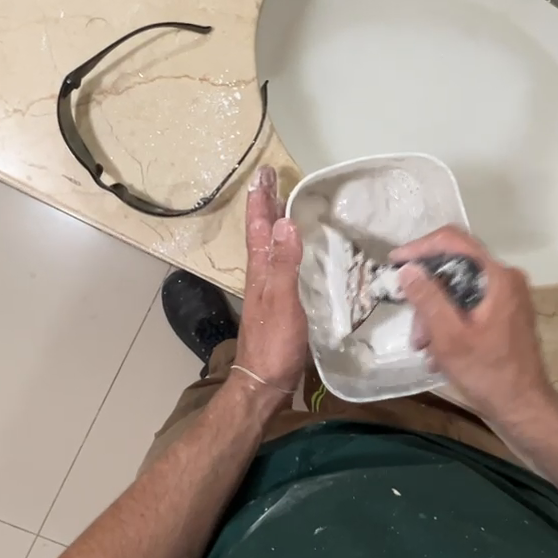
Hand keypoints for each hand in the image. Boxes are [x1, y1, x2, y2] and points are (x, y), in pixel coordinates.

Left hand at [233, 166, 307, 400]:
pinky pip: (282, 267)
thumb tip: (285, 223)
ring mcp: (269, 292)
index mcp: (260, 273)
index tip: (263, 174)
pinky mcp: (281, 306)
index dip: (261, 202)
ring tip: (284, 206)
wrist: (264, 383)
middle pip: (263, 235)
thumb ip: (284, 265)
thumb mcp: (282, 302)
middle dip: (267, 206)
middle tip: (272, 180)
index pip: (259, 229)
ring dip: (276, 226)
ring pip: (271, 249)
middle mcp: (261, 278)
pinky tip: (298, 254)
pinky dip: (288, 251)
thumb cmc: (274, 345)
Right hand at [392, 226, 557, 427]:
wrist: (523, 409)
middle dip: (427, 298)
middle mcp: (506, 280)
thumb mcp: (449, 336)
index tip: (394, 263)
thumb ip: (428, 298)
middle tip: (415, 331)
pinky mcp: (505, 316)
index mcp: (498, 277)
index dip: (420, 248)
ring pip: (458, 292)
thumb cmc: (488, 374)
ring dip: (435, 318)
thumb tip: (408, 269)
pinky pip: (469, 308)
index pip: (454, 241)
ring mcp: (507, 299)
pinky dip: (450, 325)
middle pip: (454, 270)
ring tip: (425, 350)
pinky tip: (439, 355)